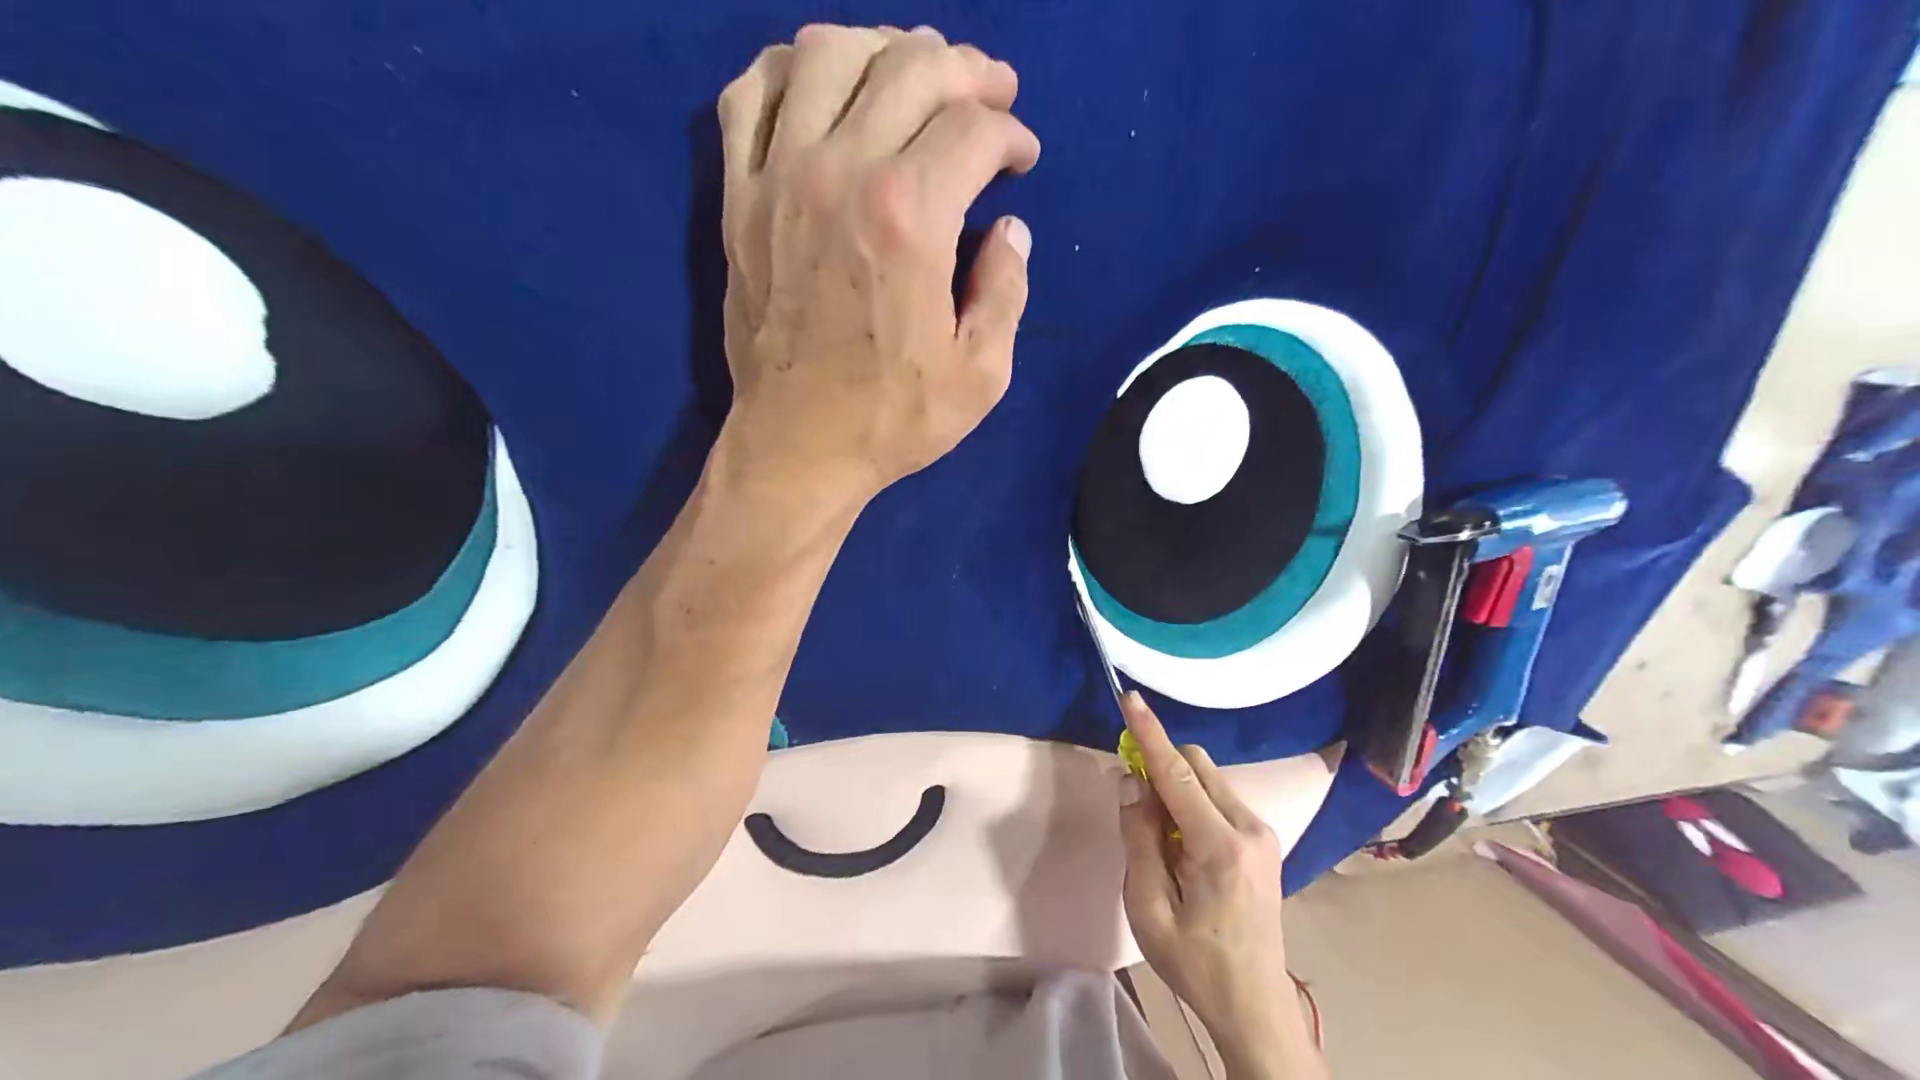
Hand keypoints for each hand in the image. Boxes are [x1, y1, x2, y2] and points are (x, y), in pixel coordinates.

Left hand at [714, 25, 1039, 506]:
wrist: (796, 449)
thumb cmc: (892, 420)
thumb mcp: (980, 373)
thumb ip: (1006, 290)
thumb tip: (1009, 229)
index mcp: (911, 218)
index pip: (974, 128)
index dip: (1011, 134)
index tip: (1021, 161)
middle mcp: (841, 175)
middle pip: (911, 68)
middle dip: (967, 70)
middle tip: (991, 94)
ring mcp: (779, 181)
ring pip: (825, 55)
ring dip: (882, 49)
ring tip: (912, 74)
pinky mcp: (738, 201)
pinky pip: (749, 98)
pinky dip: (787, 72)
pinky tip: (821, 88)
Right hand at [1118, 692, 1325, 1078]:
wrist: (1255, 1006)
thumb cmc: (1194, 962)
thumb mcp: (1147, 906)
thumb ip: (1138, 837)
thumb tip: (1131, 782)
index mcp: (1220, 845)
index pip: (1177, 772)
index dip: (1149, 732)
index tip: (1130, 697)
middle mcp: (1250, 827)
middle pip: (1196, 765)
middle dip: (1160, 765)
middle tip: (1134, 803)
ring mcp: (1262, 834)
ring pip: (1208, 778)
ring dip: (1175, 787)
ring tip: (1160, 840)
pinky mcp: (1263, 842)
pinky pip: (1218, 798)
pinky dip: (1191, 802)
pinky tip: (1181, 846)